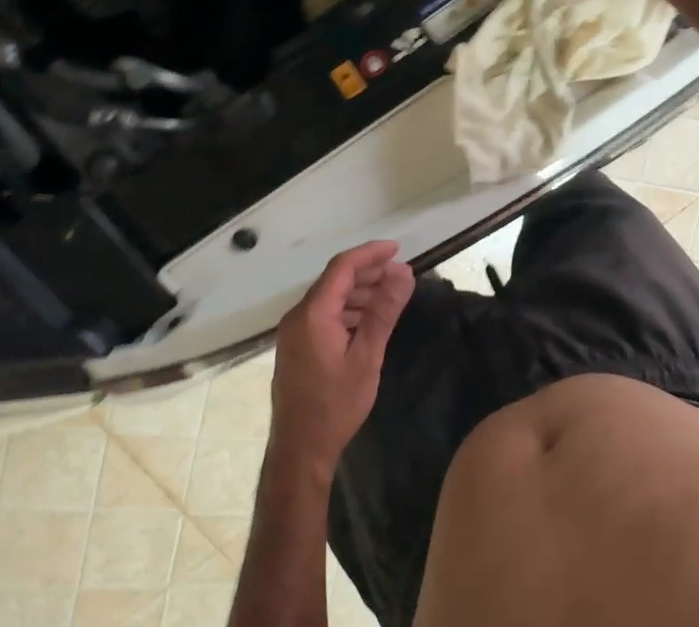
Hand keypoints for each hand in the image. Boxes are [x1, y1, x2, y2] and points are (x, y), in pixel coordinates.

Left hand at [268, 241, 414, 475]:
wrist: (300, 449)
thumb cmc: (335, 404)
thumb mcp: (367, 357)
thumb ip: (384, 312)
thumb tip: (404, 273)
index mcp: (313, 314)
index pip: (342, 268)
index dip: (371, 254)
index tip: (399, 249)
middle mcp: (298, 316)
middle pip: (335, 280)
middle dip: (368, 273)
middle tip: (401, 275)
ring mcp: (294, 332)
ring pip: (330, 298)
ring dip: (360, 292)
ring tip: (391, 296)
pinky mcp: (297, 346)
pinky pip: (324, 315)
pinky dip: (348, 310)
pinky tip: (369, 320)